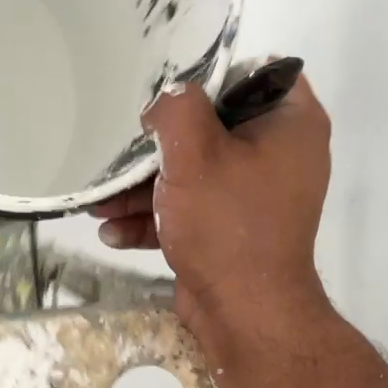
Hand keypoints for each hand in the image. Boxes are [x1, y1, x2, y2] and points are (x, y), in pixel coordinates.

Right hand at [92, 74, 334, 355]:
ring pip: (191, 179)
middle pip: (209, 133)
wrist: (245, 312)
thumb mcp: (194, 155)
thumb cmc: (226, 224)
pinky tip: (112, 233)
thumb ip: (175, 110)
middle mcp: (279, 156)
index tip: (163, 98)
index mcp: (290, 123)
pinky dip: (154, 222)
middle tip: (116, 156)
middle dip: (154, 151)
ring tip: (98, 204)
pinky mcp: (230, 235)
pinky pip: (189, 215)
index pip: (250, 75)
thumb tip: (163, 101)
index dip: (203, 80)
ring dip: (142, 192)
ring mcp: (253, 200)